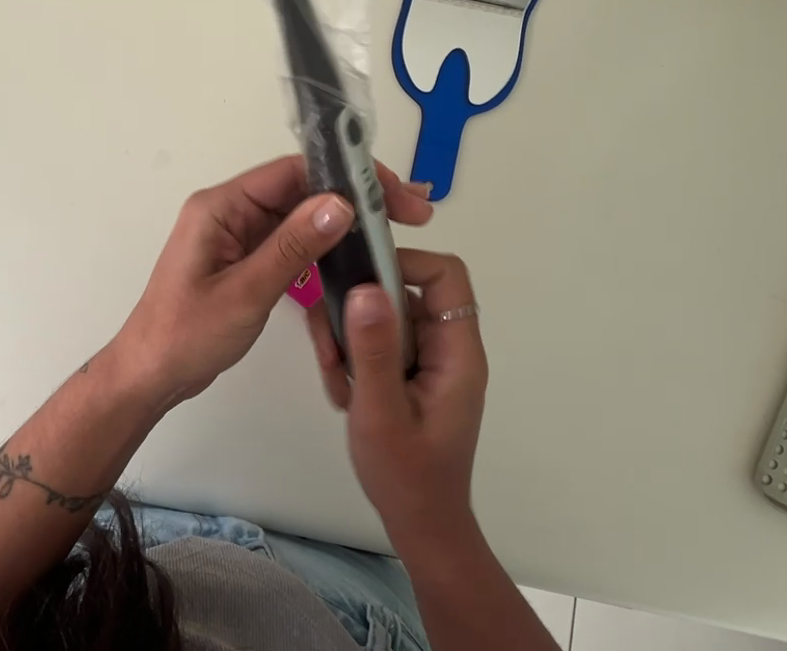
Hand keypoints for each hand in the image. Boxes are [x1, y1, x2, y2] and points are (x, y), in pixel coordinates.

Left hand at [109, 156, 434, 407]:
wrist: (150, 374)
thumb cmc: (187, 334)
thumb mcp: (245, 292)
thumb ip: (292, 247)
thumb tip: (342, 203)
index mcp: (221, 206)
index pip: (293, 172)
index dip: (348, 176)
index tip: (396, 194)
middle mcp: (230, 211)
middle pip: (301, 189)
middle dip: (356, 196)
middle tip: (414, 212)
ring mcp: (238, 235)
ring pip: (300, 215)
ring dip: (345, 220)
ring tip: (398, 228)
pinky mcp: (246, 259)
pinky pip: (291, 241)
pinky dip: (325, 244)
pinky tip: (359, 252)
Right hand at [306, 251, 487, 546]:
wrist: (419, 525)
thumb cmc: (406, 474)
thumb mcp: (381, 412)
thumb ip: (373, 350)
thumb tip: (365, 287)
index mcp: (456, 351)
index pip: (445, 275)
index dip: (404, 262)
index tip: (356, 279)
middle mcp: (444, 347)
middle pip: (402, 292)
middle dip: (358, 311)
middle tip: (330, 347)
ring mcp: (425, 360)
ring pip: (380, 317)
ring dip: (348, 339)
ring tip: (337, 378)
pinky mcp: (407, 373)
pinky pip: (375, 342)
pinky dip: (351, 358)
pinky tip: (343, 392)